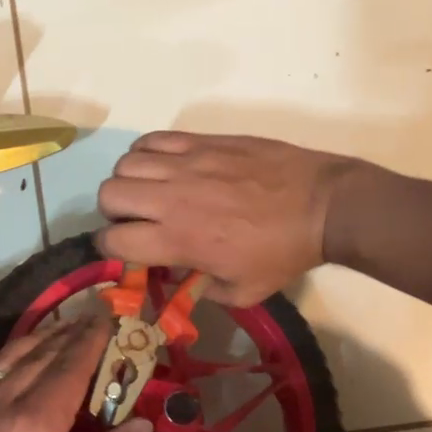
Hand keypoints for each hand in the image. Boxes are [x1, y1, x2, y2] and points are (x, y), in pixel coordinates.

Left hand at [0, 317, 152, 431]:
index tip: (113, 315)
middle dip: (70, 333)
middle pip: (40, 357)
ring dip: (36, 338)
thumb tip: (139, 424)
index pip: (70, 366)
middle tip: (97, 317)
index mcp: (36, 425)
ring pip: (6, 362)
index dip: (94, 339)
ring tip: (63, 323)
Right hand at [96, 132, 368, 305]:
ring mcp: (186, 163)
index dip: (111, 249)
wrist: (323, 206)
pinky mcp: (203, 141)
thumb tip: (177, 277)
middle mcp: (172, 198)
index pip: (114, 240)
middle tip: (137, 219)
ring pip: (126, 163)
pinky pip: (153, 138)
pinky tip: (166, 166)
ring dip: (130, 181)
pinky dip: (147, 153)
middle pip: (108, 194)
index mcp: (179, 239)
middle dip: (114, 212)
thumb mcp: (242, 292)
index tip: (127, 251)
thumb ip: (201, 290)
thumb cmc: (283, 254)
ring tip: (151, 190)